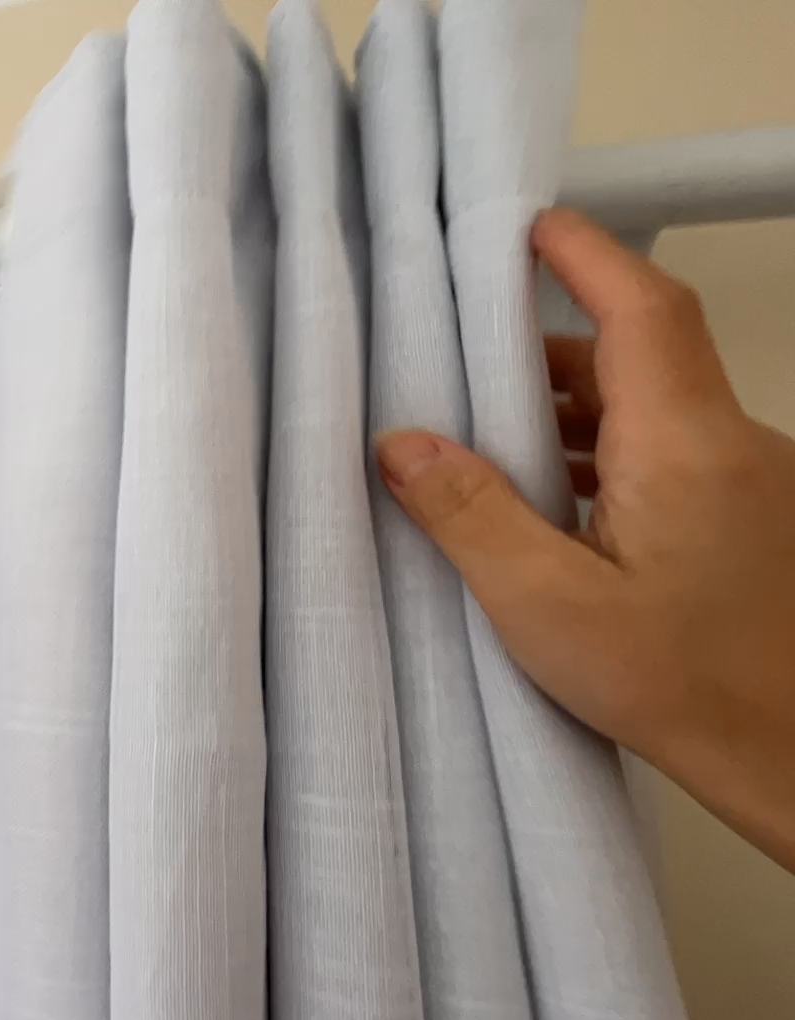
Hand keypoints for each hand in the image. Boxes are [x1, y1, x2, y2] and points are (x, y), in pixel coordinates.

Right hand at [374, 207, 794, 872]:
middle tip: (452, 347)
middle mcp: (724, 450)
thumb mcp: (543, 598)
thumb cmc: (679, 679)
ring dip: (552, 405)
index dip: (586, 262)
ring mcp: (735, 488)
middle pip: (630, 361)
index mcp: (685, 449)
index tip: (530, 226)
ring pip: (635, 412)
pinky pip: (646, 456)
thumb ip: (468, 512)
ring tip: (466, 423)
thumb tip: (398, 441)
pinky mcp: (730, 524)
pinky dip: (577, 450)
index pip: (642, 318)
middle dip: (539, 345)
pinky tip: (525, 491)